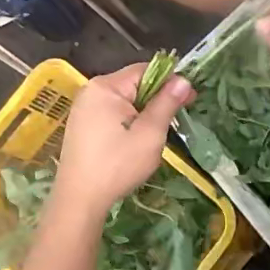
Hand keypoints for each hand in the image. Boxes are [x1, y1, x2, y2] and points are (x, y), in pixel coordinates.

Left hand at [54, 63, 192, 213]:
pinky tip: (135, 141)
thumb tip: (184, 80)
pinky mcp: (81, 125)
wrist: (80, 199)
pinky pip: (112, 113)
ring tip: (156, 134)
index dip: (170, 82)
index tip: (189, 100)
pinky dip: (129, 121)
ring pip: (124, 100)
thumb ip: (167, 103)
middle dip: (157, 99)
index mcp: (106, 87)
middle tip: (175, 121)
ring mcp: (83, 108)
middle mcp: (91, 91)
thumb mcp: (150, 133)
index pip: (145, 70)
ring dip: (144, 112)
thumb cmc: (118, 164)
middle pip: (134, 84)